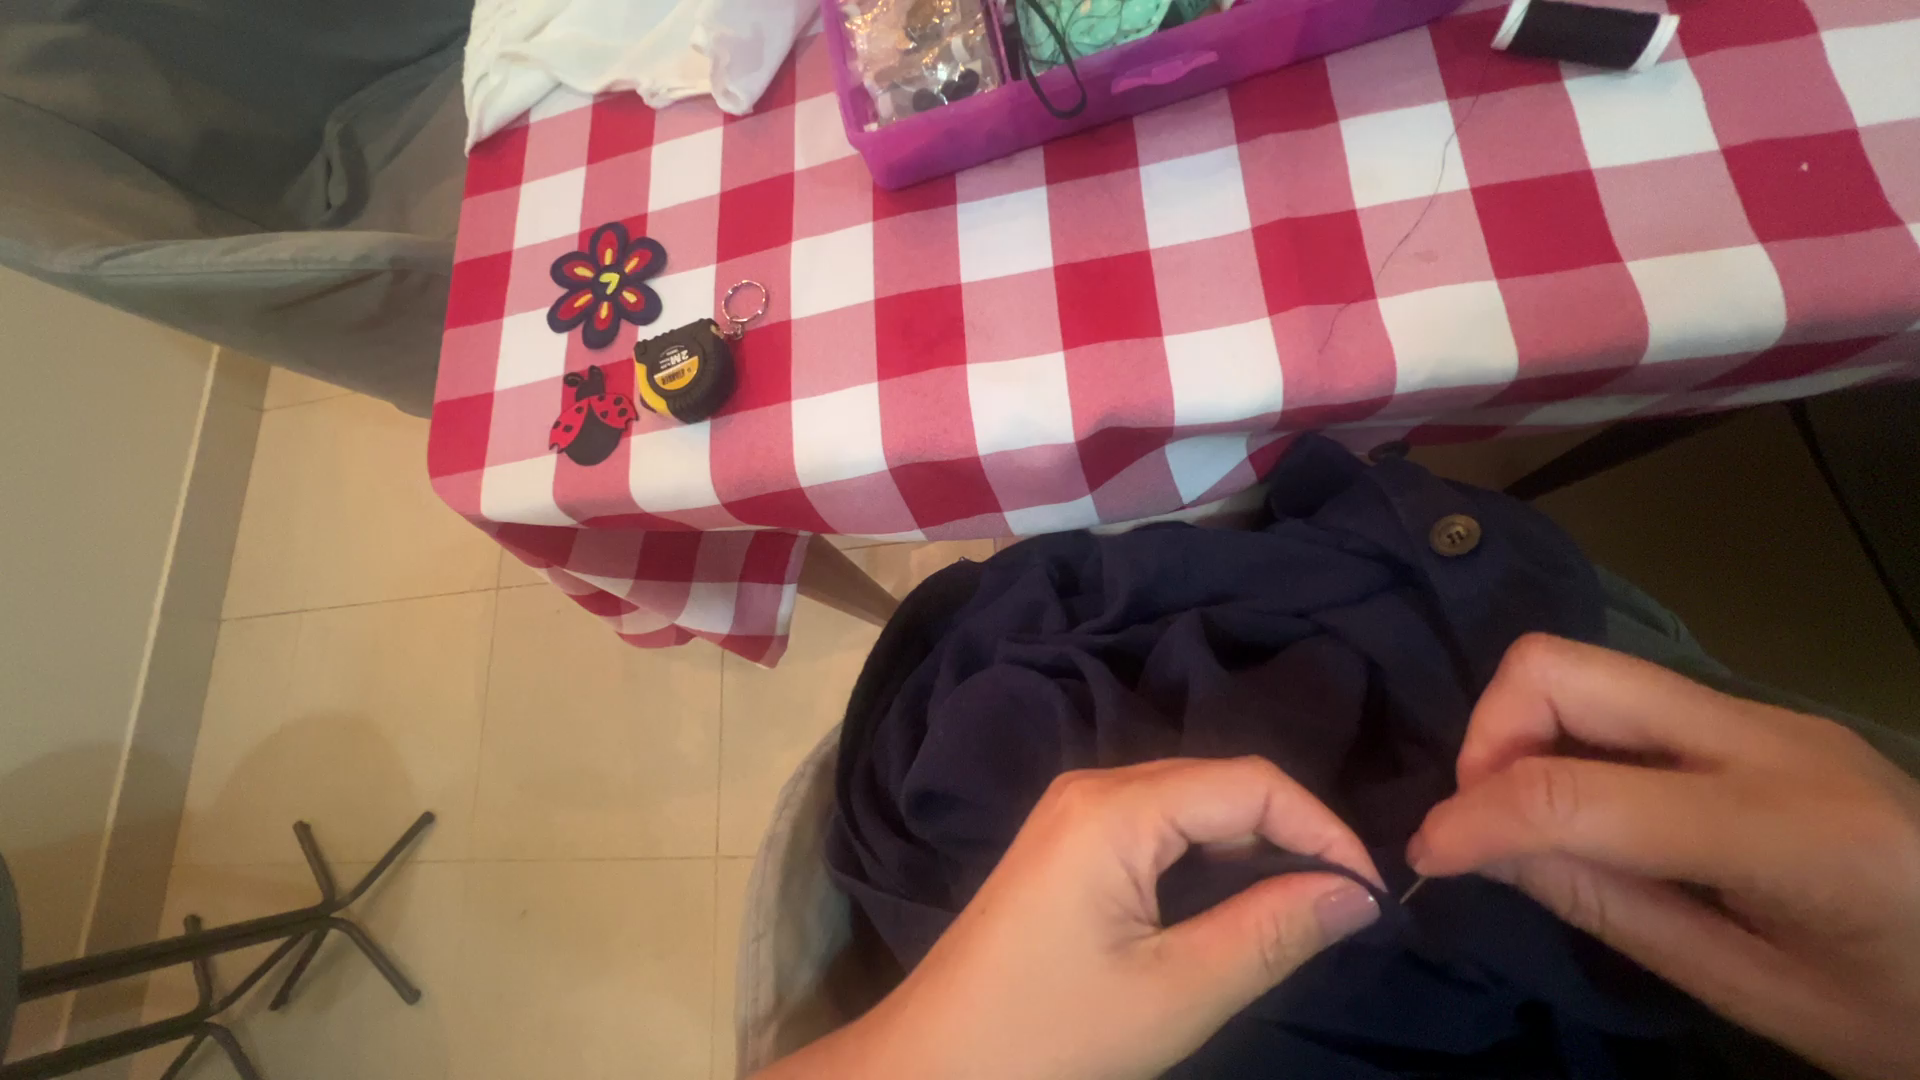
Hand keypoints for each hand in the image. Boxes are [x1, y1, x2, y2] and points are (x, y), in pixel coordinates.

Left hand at [759, 758, 1382, 1079]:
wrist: (937, 1058)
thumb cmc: (1053, 1031)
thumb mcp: (1175, 991)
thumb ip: (1269, 931)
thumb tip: (1358, 893)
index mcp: (1115, 805)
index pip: (1248, 781)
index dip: (1321, 826)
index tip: (1370, 896)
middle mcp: (1093, 784)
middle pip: (1217, 782)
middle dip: (1288, 833)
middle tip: (1341, 907)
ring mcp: (1074, 807)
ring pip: (1188, 800)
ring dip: (1250, 843)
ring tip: (1298, 906)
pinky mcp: (1068, 836)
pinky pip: (1154, 821)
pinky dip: (1205, 851)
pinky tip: (1229, 895)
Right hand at [1408, 634, 1919, 1079]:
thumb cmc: (1916, 1015)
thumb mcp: (1759, 996)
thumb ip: (1606, 906)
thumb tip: (1481, 850)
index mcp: (1797, 831)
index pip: (1577, 792)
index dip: (1474, 817)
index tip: (1425, 856)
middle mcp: (1769, 738)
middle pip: (1557, 669)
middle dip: (1485, 735)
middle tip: (1481, 813)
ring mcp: (1759, 713)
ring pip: (1574, 669)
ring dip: (1512, 731)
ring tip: (1520, 810)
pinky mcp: (1745, 714)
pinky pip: (1607, 696)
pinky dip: (1553, 736)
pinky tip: (1576, 798)